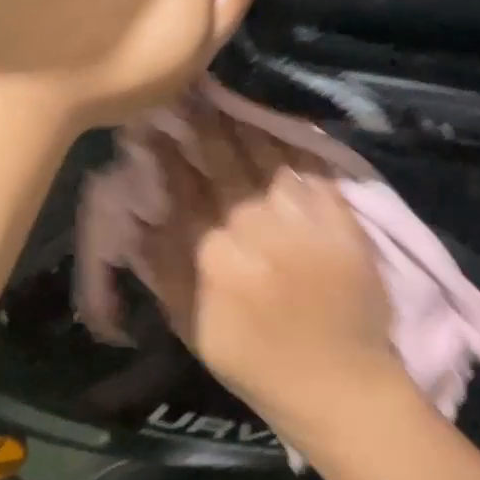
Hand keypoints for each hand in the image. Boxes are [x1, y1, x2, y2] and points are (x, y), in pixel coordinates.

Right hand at [136, 103, 406, 428]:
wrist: (339, 387)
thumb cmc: (254, 363)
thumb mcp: (191, 326)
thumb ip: (163, 270)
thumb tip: (139, 220)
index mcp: (211, 256)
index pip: (181, 187)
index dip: (165, 152)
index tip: (151, 124)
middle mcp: (252, 228)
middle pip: (221, 160)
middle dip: (200, 122)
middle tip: (185, 92)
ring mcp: (300, 221)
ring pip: (264, 156)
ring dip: (239, 123)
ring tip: (221, 98)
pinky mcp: (340, 221)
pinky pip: (310, 170)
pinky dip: (288, 144)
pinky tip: (271, 126)